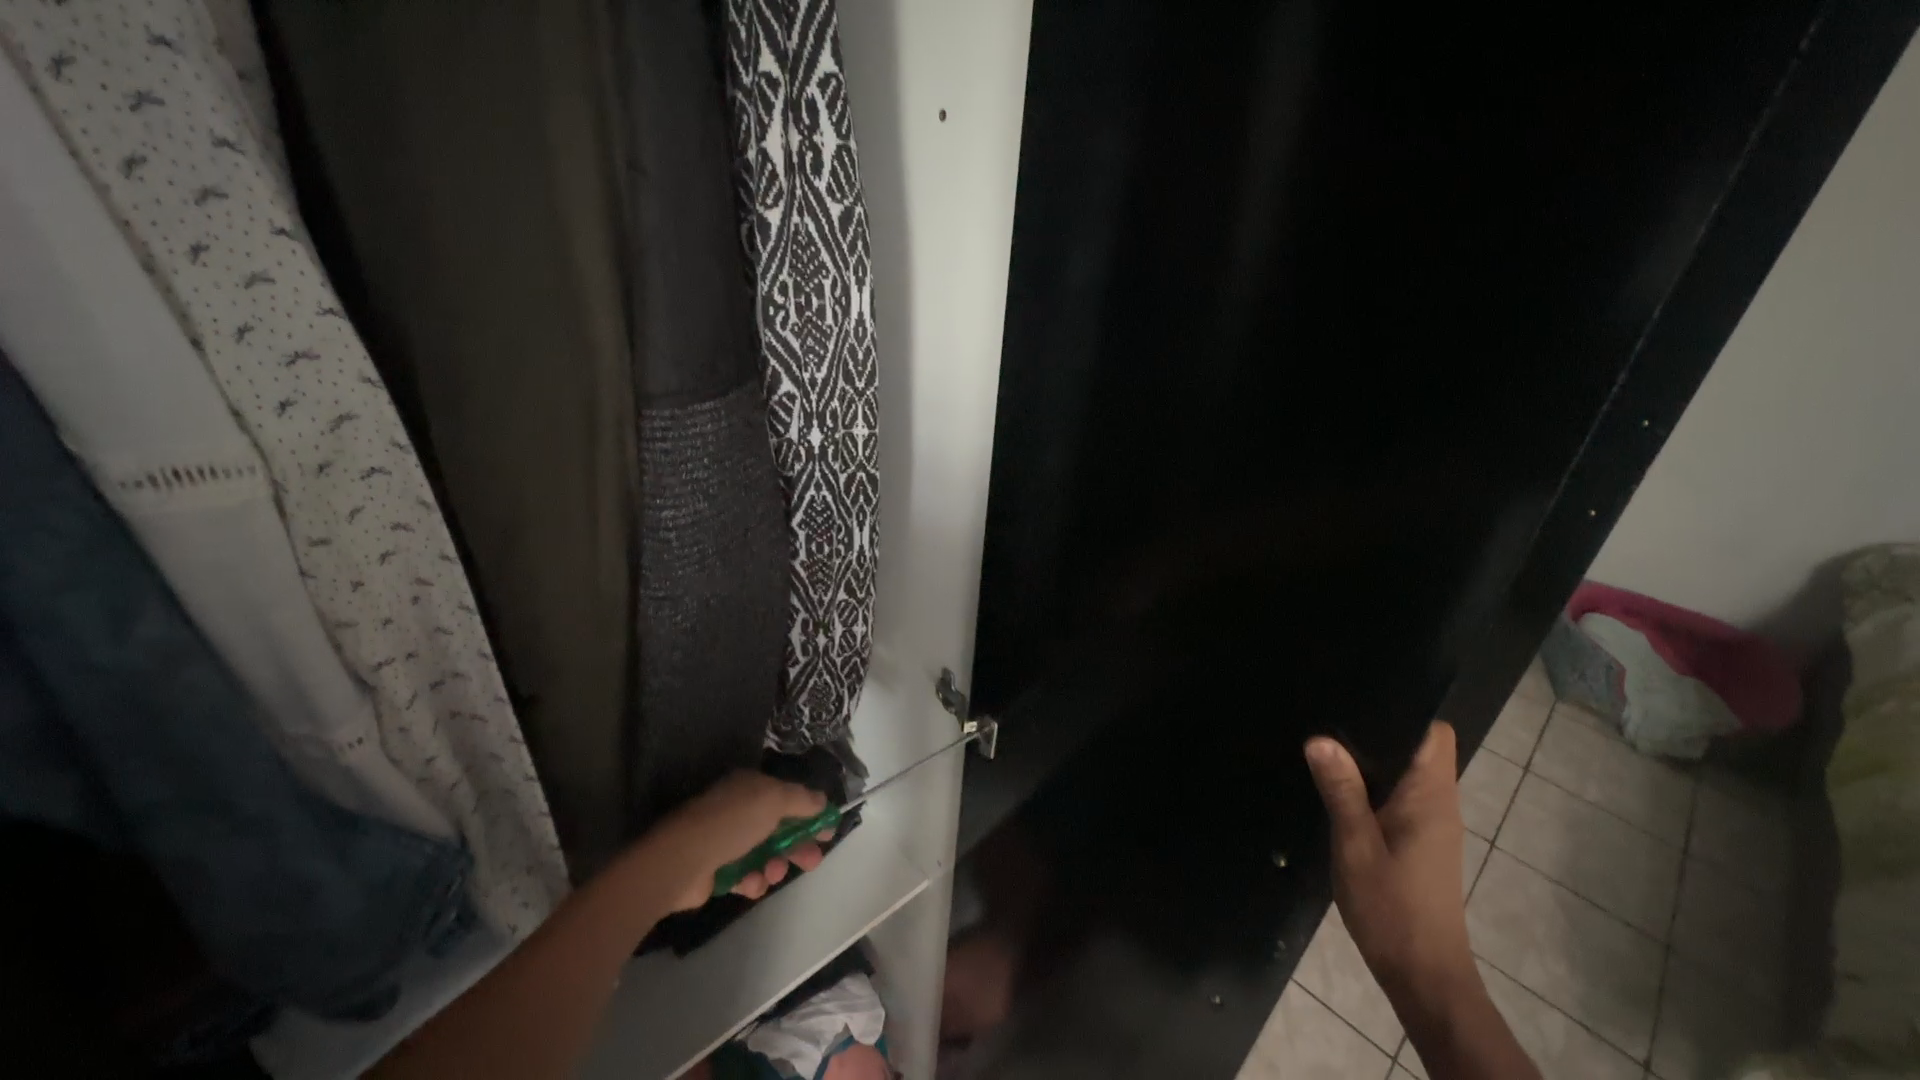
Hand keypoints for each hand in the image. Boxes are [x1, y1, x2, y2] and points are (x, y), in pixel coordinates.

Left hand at [642, 771, 834, 911]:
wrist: (681, 861)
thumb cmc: (731, 823)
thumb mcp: (773, 800)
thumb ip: (802, 799)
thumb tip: (822, 800)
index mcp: (750, 787)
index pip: (788, 796)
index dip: (810, 812)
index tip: (827, 830)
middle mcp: (740, 811)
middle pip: (780, 827)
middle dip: (798, 844)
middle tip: (813, 859)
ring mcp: (728, 841)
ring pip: (766, 854)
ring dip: (776, 865)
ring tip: (773, 872)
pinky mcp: (719, 870)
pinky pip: (747, 875)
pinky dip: (754, 881)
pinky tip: (752, 883)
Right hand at [1303, 723, 1477, 1011]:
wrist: (1422, 972)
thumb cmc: (1391, 907)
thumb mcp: (1355, 845)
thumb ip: (1340, 790)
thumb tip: (1320, 738)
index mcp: (1430, 796)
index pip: (1434, 733)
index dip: (1404, 712)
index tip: (1360, 702)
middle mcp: (1440, 803)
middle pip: (1420, 749)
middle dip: (1379, 732)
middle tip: (1329, 722)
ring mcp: (1433, 824)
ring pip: (1408, 774)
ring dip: (1374, 762)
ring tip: (1327, 749)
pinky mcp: (1422, 842)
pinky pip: (1401, 797)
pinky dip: (1375, 788)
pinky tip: (1340, 792)